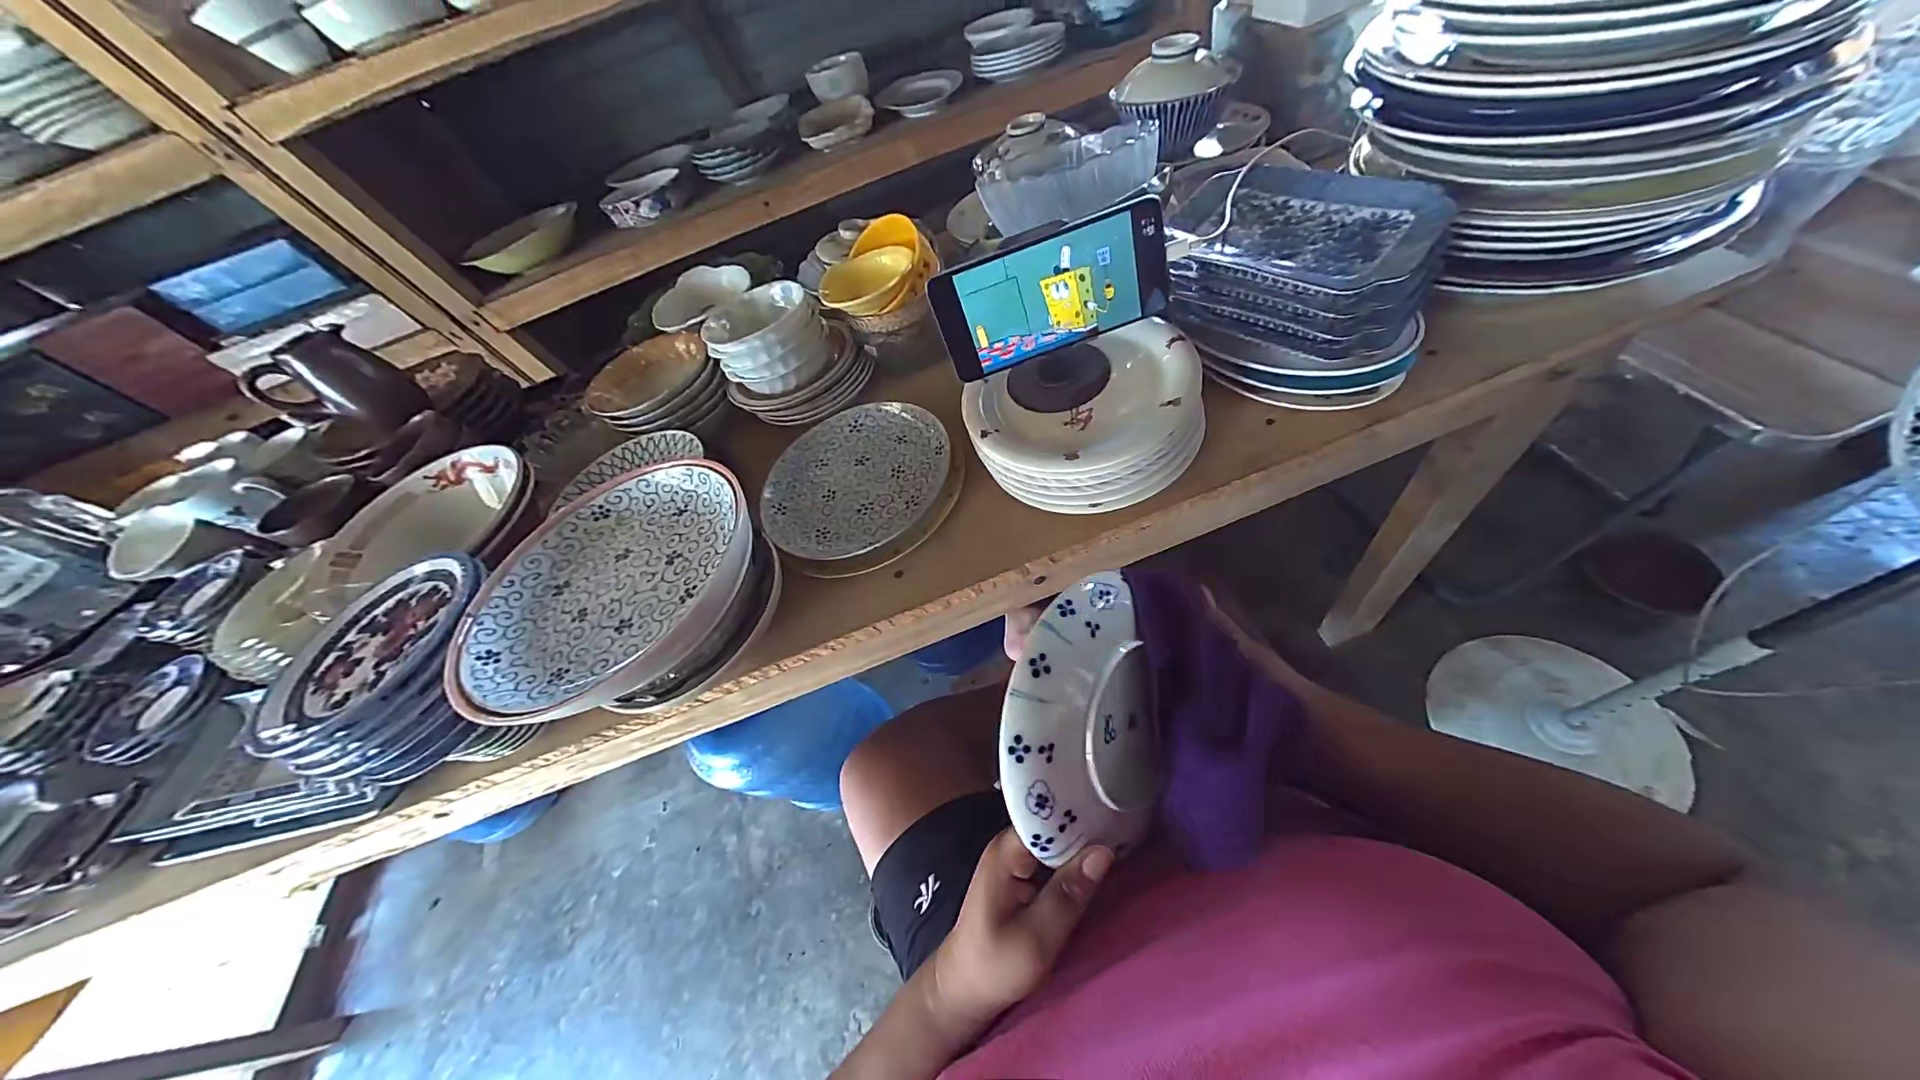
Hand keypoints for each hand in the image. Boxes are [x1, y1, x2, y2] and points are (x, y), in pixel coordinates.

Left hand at [928, 828, 1113, 1028]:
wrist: (966, 988)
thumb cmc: (995, 967)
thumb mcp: (1036, 939)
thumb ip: (1067, 895)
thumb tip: (1103, 852)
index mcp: (1006, 851)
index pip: (1046, 814)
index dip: (1079, 811)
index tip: (1113, 812)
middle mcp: (1010, 845)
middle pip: (1054, 824)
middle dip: (1087, 827)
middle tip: (1125, 827)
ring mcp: (1016, 858)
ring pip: (1057, 841)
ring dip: (1085, 844)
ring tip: (1122, 838)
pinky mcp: (1024, 874)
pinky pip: (1055, 857)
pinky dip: (1076, 860)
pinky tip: (1102, 861)